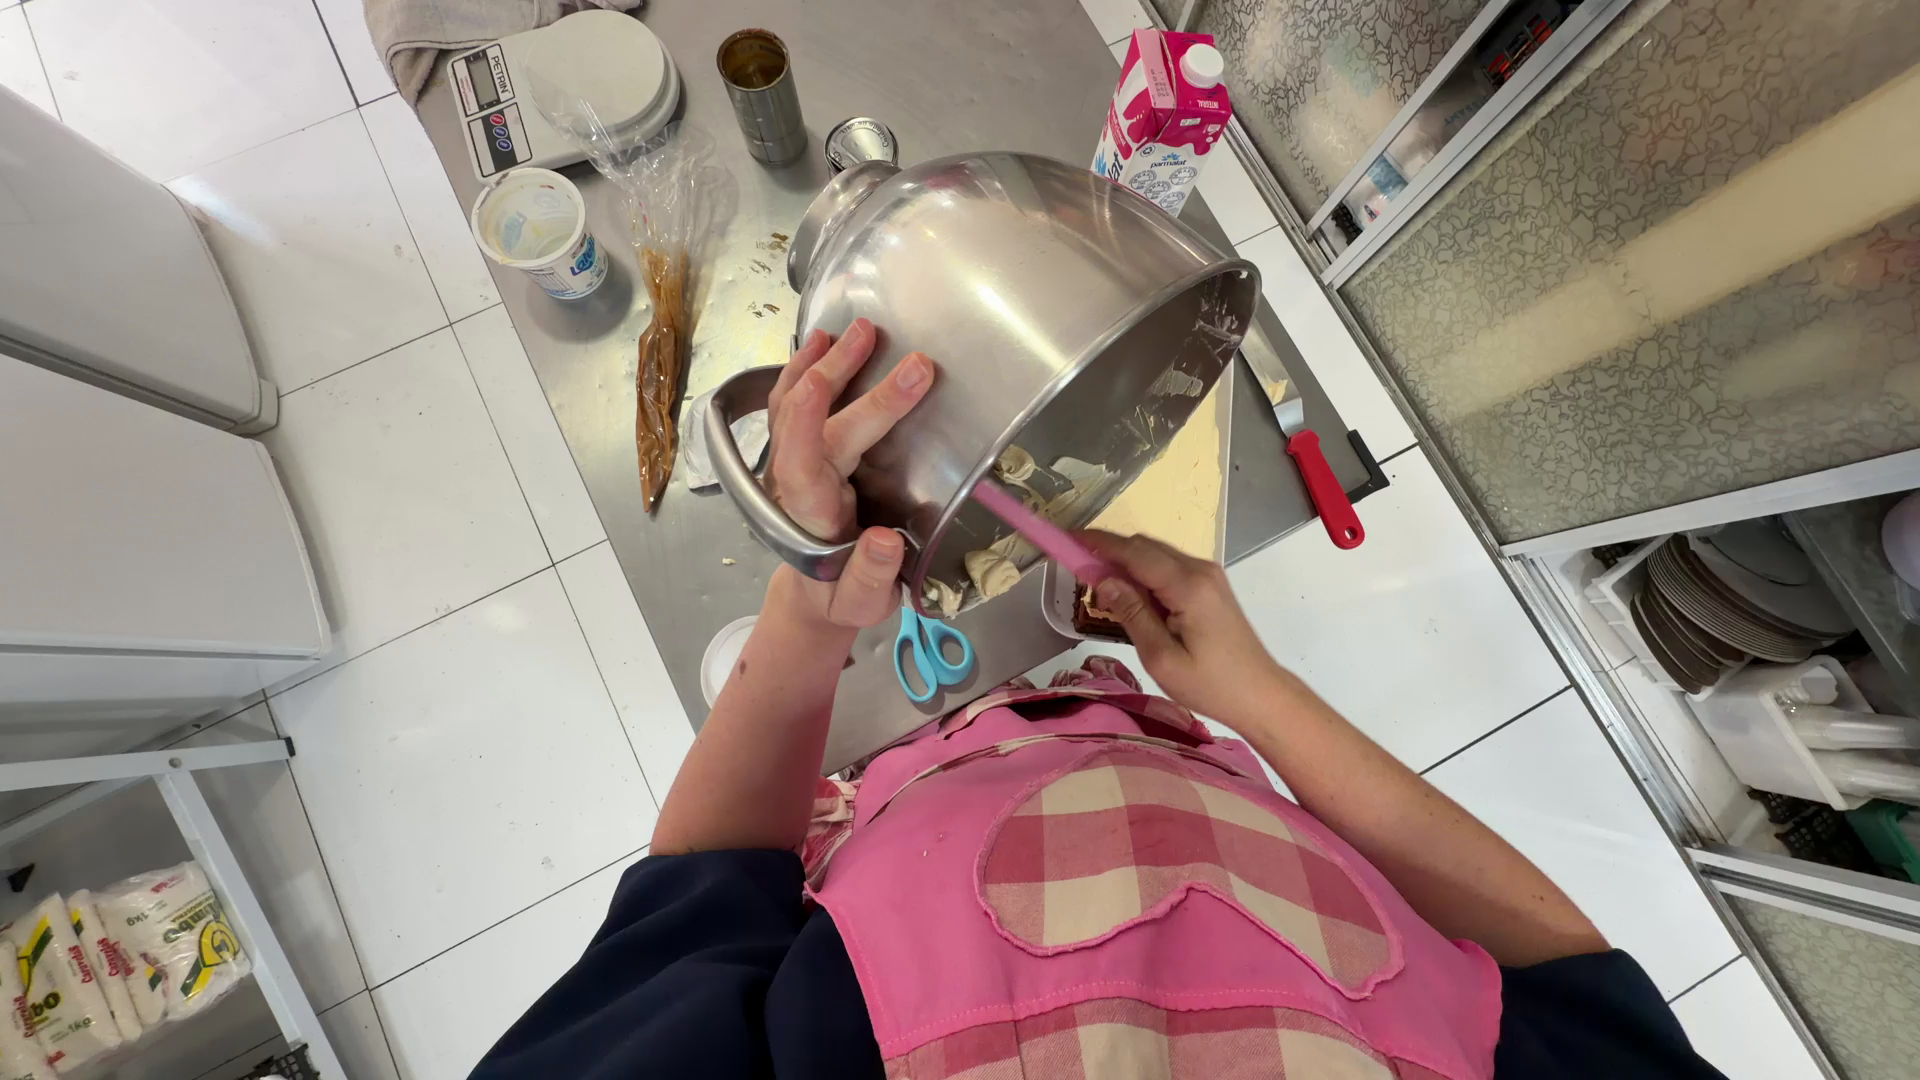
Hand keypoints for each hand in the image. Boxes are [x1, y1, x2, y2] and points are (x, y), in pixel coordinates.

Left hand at [764, 318, 934, 627]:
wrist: (815, 594)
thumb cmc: (843, 597)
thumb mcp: (862, 604)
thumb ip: (870, 578)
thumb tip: (884, 541)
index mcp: (810, 514)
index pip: (802, 459)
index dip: (811, 416)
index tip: (833, 379)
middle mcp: (793, 481)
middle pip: (807, 420)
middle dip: (841, 375)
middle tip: (875, 336)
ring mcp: (791, 464)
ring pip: (790, 404)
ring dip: (816, 362)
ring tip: (846, 329)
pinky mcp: (799, 454)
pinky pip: (791, 406)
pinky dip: (804, 371)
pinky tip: (821, 346)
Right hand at [1078, 530, 1287, 724]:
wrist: (1261, 694)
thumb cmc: (1211, 685)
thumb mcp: (1160, 657)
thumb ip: (1131, 613)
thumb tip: (1103, 580)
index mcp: (1187, 586)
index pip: (1134, 552)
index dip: (1098, 542)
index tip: (1068, 539)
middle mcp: (1199, 570)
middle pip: (1144, 546)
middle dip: (1108, 550)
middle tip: (1077, 568)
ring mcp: (1207, 575)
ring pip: (1155, 554)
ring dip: (1125, 561)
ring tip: (1097, 582)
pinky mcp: (1209, 585)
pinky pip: (1167, 566)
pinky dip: (1142, 571)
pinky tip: (1128, 593)